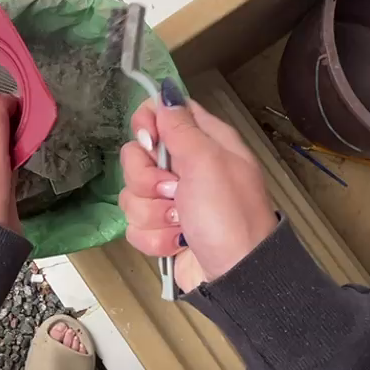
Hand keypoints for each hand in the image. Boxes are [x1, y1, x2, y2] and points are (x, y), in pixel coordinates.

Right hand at [119, 93, 272, 290]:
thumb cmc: (229, 215)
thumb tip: (165, 92)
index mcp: (204, 142)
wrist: (237, 277)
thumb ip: (181, 127)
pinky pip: (135, 224)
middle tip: (174, 191)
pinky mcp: (161, 230)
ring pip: (132, 193)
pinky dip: (154, 237)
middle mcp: (185, 167)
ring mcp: (172, 200)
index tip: (150, 140)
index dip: (148, 123)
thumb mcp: (208, 162)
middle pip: (137, 155)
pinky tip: (177, 243)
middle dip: (147, 178)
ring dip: (153, 213)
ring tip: (180, 224)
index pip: (164, 113)